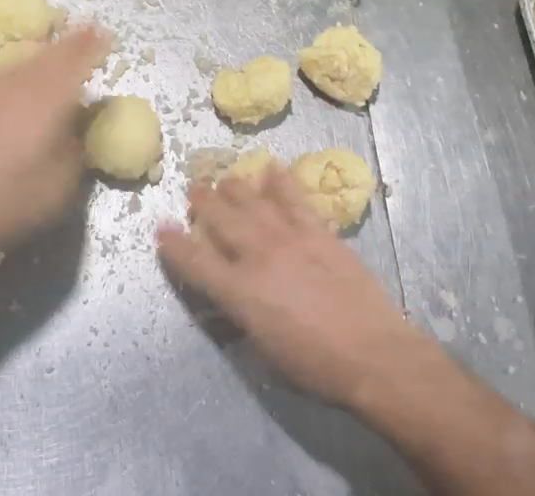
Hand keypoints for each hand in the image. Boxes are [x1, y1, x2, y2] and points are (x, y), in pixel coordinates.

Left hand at [0, 27, 107, 261]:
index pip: (76, 59)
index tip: (106, 35)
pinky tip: (21, 85)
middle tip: (86, 35)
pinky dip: (20, 75)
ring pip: (23, 64)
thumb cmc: (10, 199)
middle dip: (69, 44)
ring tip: (57, 56)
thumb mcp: (62, 184)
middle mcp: (18, 85)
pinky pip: (3, 79)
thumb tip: (79, 128)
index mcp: (49, 97)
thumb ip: (77, 148)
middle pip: (48, 54)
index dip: (92, 45)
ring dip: (43, 57)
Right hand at [156, 166, 432, 407]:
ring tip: (225, 178)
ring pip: (254, 202)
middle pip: (223, 219)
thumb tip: (230, 303)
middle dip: (203, 202)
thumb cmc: (315, 367)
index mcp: (240, 293)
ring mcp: (291, 239)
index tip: (161, 230)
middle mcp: (259, 257)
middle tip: (193, 188)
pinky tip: (272, 168)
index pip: (196, 262)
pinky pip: (295, 199)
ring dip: (236, 187)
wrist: (373, 355)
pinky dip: (281, 181)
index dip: (174, 245)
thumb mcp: (264, 353)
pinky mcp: (320, 233)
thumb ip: (242, 320)